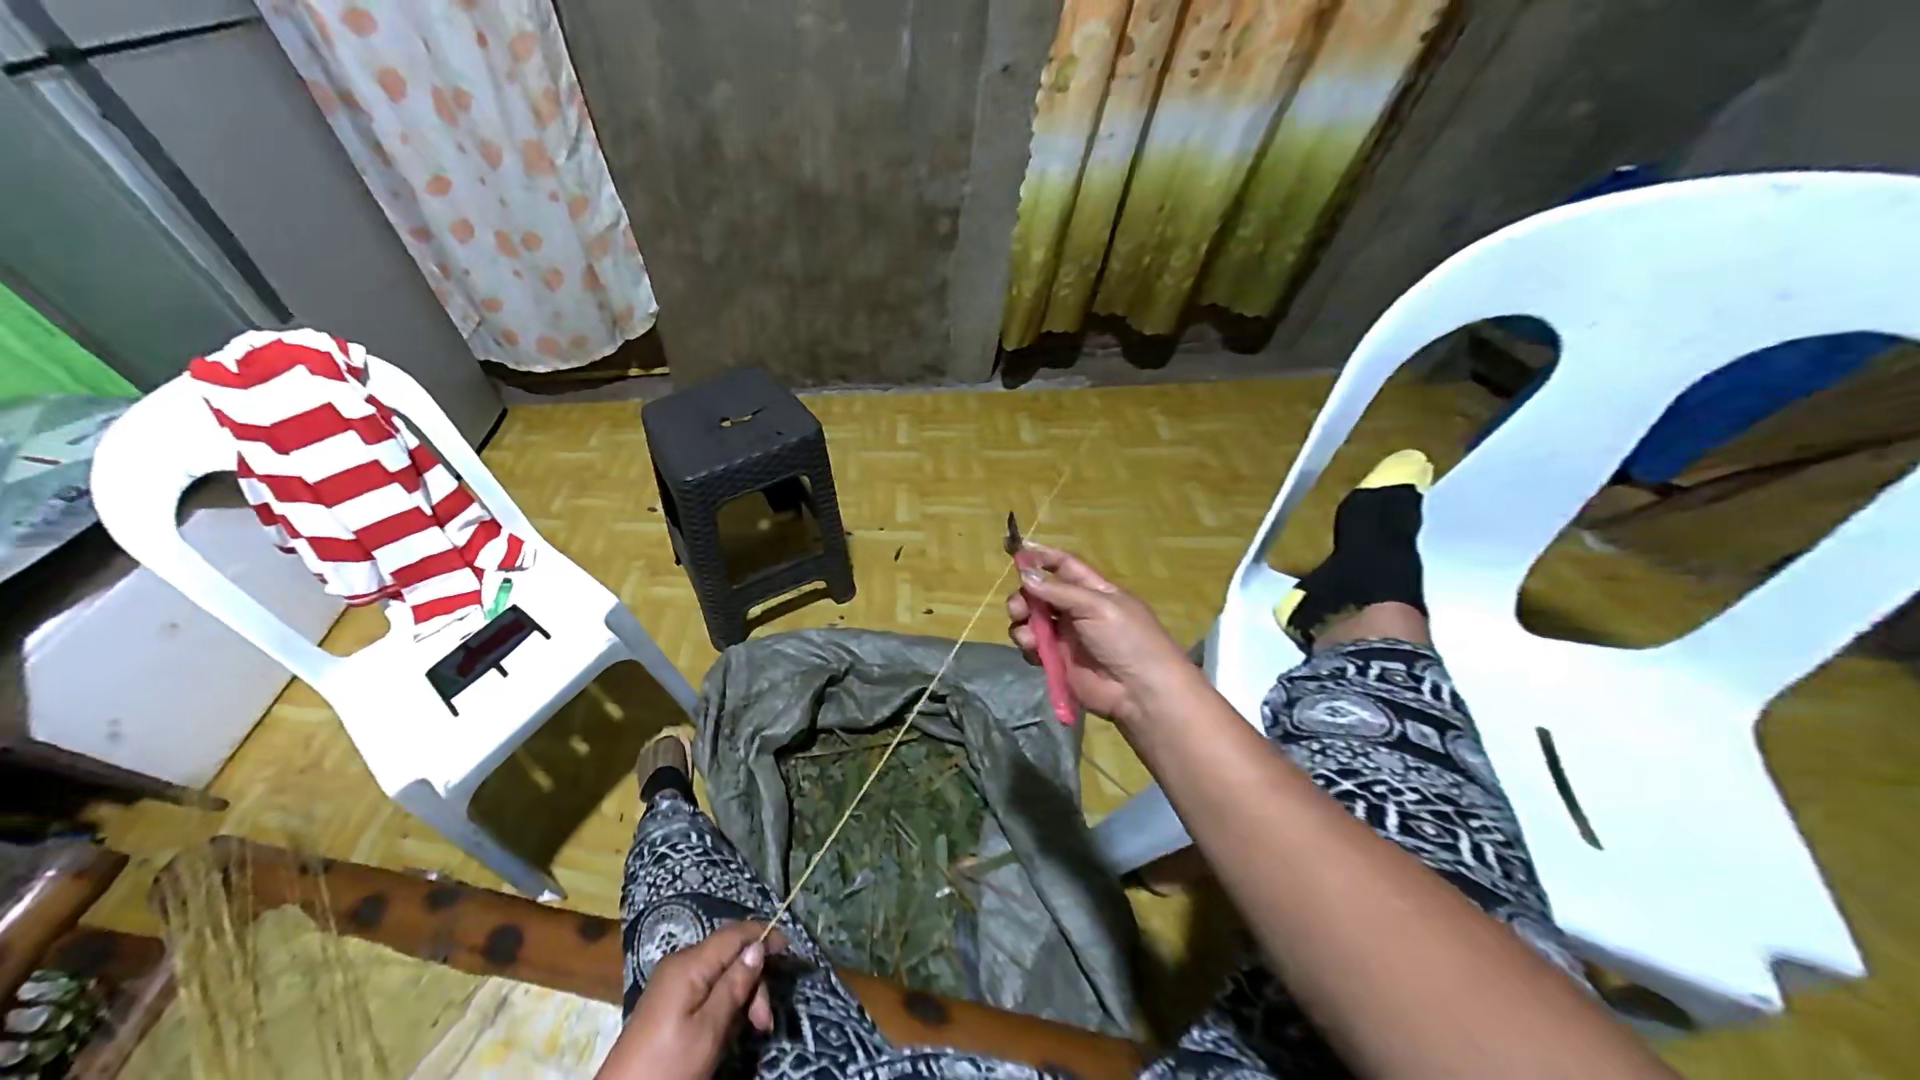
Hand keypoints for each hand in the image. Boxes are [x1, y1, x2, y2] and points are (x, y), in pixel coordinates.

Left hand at [594, 922, 785, 1079]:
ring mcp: (673, 983)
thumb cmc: (668, 1067)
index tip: (789, 950)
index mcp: (689, 964)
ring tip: (755, 1029)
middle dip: (754, 979)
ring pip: (721, 972)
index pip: (735, 933)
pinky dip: (726, 1001)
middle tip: (766, 1021)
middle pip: (730, 954)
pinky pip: (707, 987)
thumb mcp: (709, 1029)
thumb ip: (734, 985)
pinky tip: (732, 1025)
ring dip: (743, 994)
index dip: (764, 934)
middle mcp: (681, 963)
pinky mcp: (669, 1002)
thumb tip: (757, 947)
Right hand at [1005, 544, 1195, 728]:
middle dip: (1025, 595)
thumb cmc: (1126, 639)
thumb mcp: (1097, 606)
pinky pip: (1033, 646)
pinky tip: (1033, 649)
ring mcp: (1066, 636)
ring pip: (1032, 619)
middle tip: (1018, 606)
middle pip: (1041, 593)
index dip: (1041, 556)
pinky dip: (1028, 644)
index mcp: (1094, 590)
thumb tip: (1025, 573)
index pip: (1063, 565)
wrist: (1139, 692)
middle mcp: (1077, 609)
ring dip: (1023, 620)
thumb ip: (1058, 591)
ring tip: (1027, 633)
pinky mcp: (1057, 660)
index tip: (1014, 550)